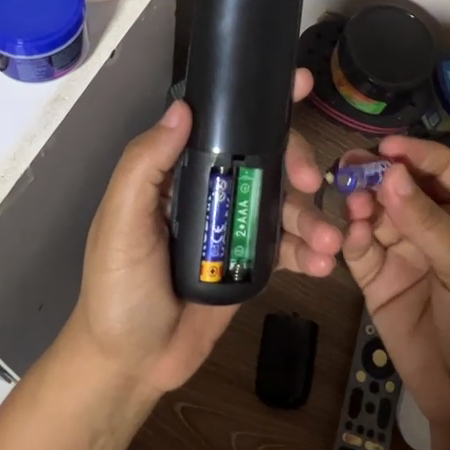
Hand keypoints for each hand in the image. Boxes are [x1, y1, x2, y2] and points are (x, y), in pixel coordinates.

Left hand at [69, 68, 337, 393]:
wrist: (134, 364)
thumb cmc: (118, 287)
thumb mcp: (120, 222)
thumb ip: (145, 166)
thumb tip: (182, 110)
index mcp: (182, 172)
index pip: (226, 126)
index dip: (264, 105)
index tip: (299, 85)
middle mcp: (215, 191)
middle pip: (269, 160)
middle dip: (298, 163)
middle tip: (311, 182)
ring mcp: (237, 228)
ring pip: (287, 205)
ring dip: (315, 216)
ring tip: (331, 241)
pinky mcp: (253, 265)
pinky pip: (290, 249)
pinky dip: (312, 251)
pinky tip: (326, 263)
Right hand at [341, 138, 449, 449]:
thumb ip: (428, 221)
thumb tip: (389, 172)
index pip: (442, 170)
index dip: (416, 154)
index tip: (386, 146)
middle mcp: (433, 227)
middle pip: (401, 187)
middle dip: (377, 173)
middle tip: (348, 164)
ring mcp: (403, 252)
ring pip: (375, 212)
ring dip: (360, 201)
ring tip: (348, 198)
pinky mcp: (377, 280)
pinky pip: (359, 248)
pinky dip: (351, 236)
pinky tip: (350, 232)